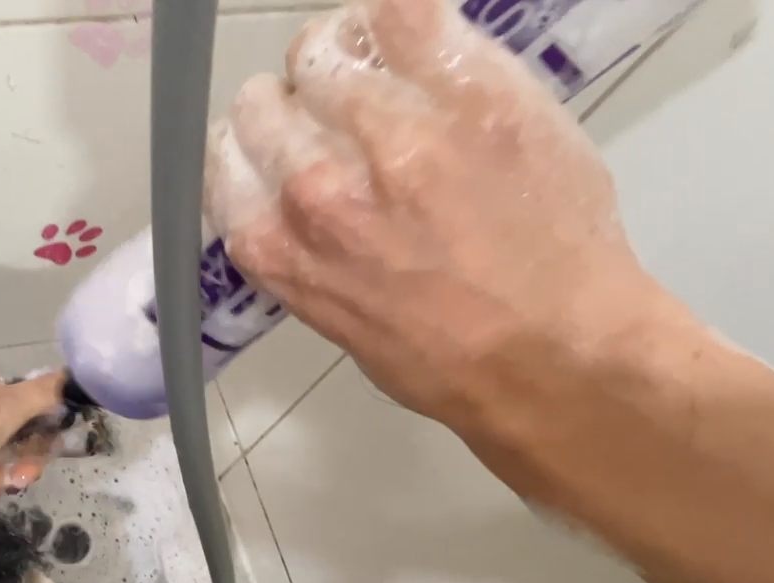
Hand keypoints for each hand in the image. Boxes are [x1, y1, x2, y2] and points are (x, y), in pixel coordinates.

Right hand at [205, 0, 670, 427]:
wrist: (549, 352)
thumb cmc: (438, 358)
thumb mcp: (333, 316)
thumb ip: (300, 248)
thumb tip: (292, 193)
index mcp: (275, 249)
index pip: (224, 156)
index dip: (250, 148)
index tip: (277, 147)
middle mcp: (313, 188)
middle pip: (262, 98)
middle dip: (290, 106)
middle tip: (332, 117)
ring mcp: (392, 134)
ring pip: (323, 46)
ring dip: (340, 57)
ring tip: (377, 74)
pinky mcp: (470, 92)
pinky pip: (404, 9)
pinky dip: (396, 16)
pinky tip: (411, 39)